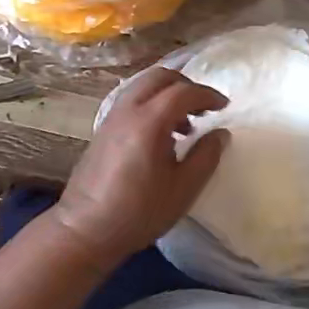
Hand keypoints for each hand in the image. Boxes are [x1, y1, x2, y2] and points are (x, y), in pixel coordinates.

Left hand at [54, 68, 228, 261]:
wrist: (84, 231)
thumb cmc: (138, 212)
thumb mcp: (184, 189)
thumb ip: (207, 156)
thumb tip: (220, 134)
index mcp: (148, 122)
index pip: (183, 92)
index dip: (208, 95)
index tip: (224, 108)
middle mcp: (127, 111)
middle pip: (159, 77)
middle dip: (187, 85)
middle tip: (204, 107)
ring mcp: (111, 118)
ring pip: (143, 86)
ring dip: (168, 94)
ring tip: (185, 124)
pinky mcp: (102, 130)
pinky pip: (132, 101)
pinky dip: (152, 104)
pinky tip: (162, 136)